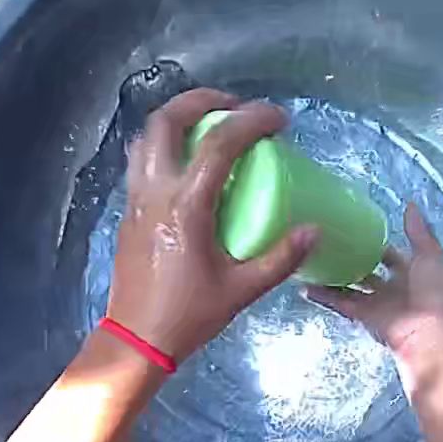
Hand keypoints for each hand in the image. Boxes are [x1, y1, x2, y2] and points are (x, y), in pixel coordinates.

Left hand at [106, 89, 319, 361]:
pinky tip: (187, 167)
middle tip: (234, 107)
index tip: (280, 120)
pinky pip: (140, 163)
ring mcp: (135, 201)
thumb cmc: (189, 316)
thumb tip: (314, 231)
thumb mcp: (241, 290)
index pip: (220, 144)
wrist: (136, 340)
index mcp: (186, 207)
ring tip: (207, 128)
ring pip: (146, 138)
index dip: (253, 121)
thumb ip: (280, 258)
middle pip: (166, 120)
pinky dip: (164, 147)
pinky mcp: (128, 214)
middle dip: (202, 101)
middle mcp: (154, 192)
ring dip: (177, 120)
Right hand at [307, 205, 442, 380]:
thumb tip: (410, 204)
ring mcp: (379, 303)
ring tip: (312, 262)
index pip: (390, 254)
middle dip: (350, 260)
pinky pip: (342, 303)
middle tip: (327, 244)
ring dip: (334, 277)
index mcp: (414, 272)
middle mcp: (394, 287)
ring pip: (352, 287)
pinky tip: (307, 286)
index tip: (353, 230)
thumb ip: (418, 233)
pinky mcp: (365, 317)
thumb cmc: (436, 295)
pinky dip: (325, 296)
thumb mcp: (431, 257)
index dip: (374, 243)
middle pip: (367, 271)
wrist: (432, 339)